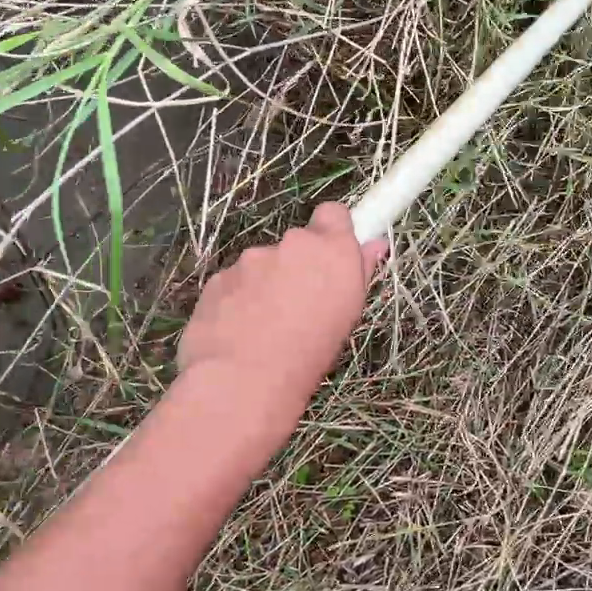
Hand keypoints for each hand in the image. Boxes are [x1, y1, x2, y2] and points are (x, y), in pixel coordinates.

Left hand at [178, 202, 387, 408]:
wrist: (244, 377)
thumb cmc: (313, 347)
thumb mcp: (351, 311)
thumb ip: (361, 270)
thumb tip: (375, 245)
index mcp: (330, 247)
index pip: (333, 212)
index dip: (332, 230)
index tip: (332, 256)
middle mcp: (292, 243)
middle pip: (297, 243)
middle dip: (297, 264)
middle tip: (299, 302)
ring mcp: (250, 259)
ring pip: (262, 265)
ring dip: (265, 284)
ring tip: (264, 325)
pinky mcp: (216, 279)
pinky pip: (233, 284)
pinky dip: (237, 300)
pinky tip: (238, 331)